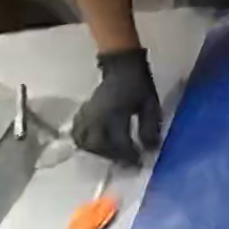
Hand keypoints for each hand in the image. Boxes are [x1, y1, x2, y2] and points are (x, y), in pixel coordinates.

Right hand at [72, 48, 161, 165]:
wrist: (122, 65)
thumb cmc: (139, 84)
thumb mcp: (151, 104)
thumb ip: (150, 127)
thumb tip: (150, 149)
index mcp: (116, 113)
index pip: (119, 142)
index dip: (130, 156)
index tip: (139, 163)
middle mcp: (98, 116)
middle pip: (98, 146)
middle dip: (113, 157)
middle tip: (126, 161)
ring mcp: (87, 115)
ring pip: (85, 142)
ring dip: (99, 152)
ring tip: (113, 154)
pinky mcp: (82, 113)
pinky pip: (77, 133)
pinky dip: (86, 143)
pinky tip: (98, 144)